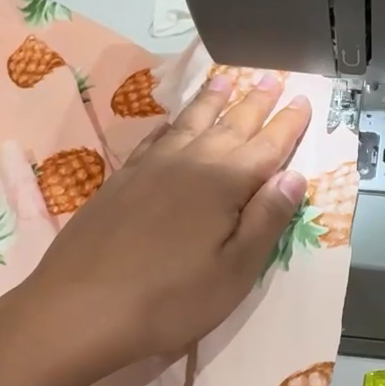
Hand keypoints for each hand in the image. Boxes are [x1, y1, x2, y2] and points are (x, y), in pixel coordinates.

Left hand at [0, 70, 311, 382]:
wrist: (79, 309)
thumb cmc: (170, 300)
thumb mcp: (235, 272)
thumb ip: (266, 220)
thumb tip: (295, 175)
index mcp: (224, 184)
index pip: (267, 146)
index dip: (288, 124)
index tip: (305, 100)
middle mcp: (190, 163)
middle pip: (230, 125)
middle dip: (255, 101)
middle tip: (272, 76)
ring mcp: (151, 168)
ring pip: (190, 122)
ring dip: (212, 101)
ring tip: (227, 79)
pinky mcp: (121, 179)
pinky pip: (154, 137)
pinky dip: (171, 122)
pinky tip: (173, 121)